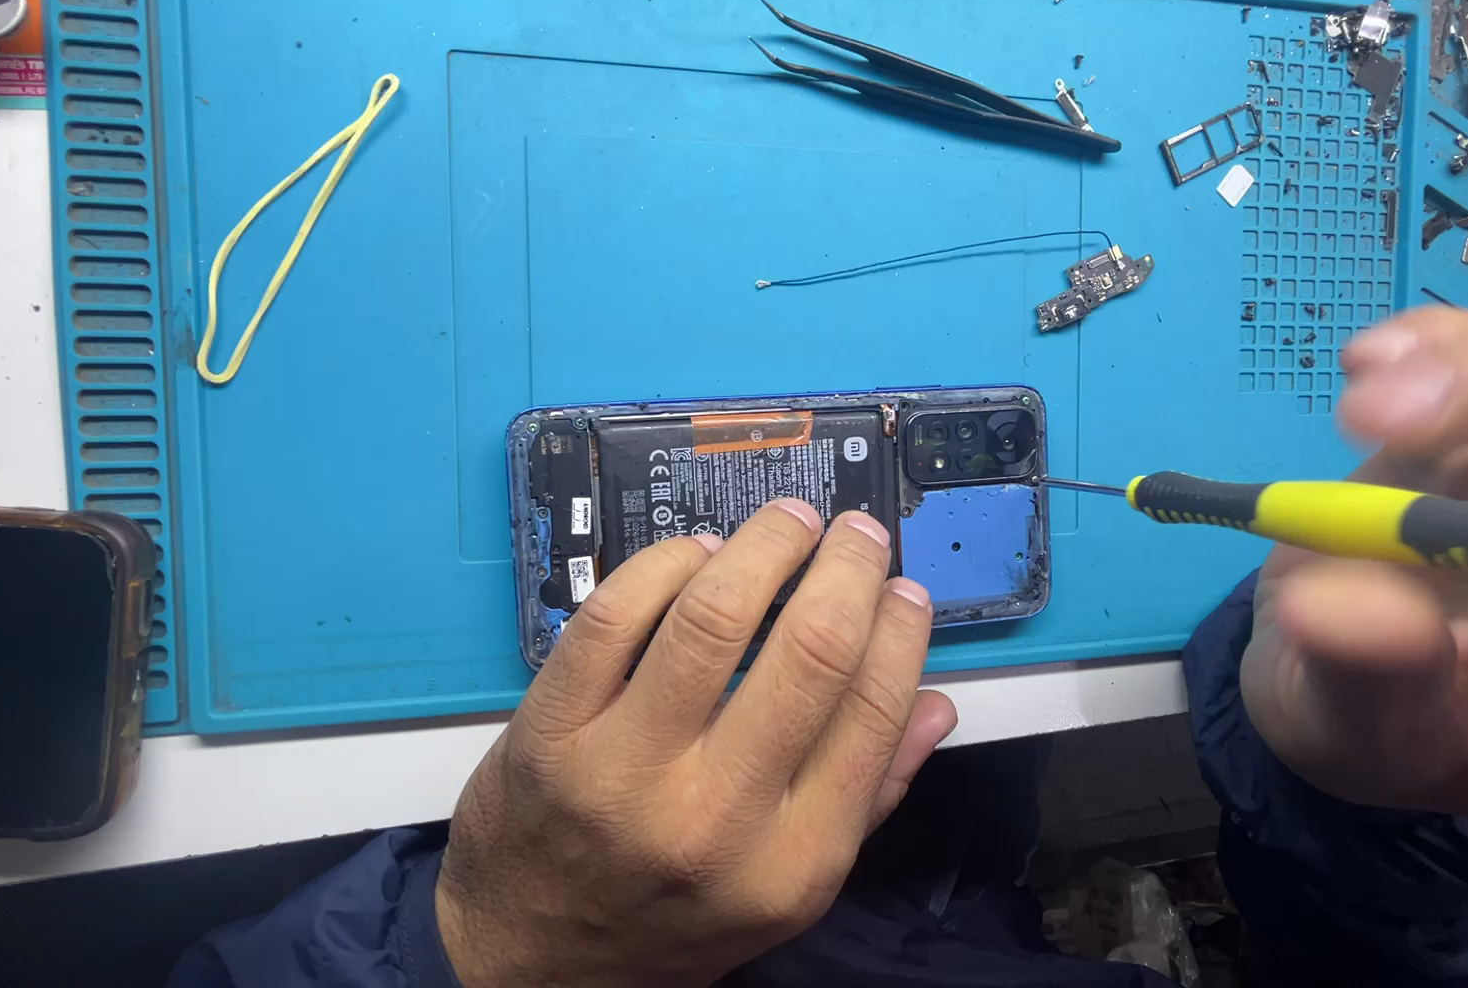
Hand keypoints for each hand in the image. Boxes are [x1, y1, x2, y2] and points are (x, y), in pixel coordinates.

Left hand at [435, 500, 957, 987]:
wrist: (533, 951)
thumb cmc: (674, 915)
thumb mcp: (788, 887)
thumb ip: (871, 796)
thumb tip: (934, 703)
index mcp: (792, 860)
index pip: (870, 712)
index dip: (898, 630)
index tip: (901, 587)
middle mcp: (714, 815)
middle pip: (807, 653)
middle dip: (847, 569)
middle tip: (855, 532)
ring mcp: (623, 767)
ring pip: (711, 618)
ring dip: (764, 546)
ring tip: (790, 522)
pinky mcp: (553, 728)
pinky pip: (616, 615)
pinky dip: (666, 564)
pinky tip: (698, 553)